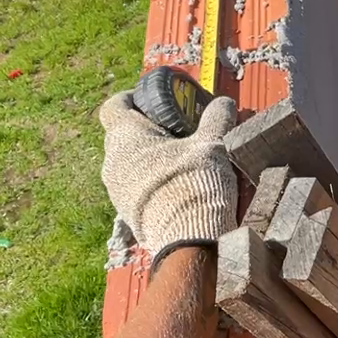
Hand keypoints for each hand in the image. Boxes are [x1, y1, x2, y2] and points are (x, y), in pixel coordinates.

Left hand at [98, 89, 238, 261]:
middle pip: (122, 136)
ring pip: (128, 164)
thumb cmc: (194, 184)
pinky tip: (176, 188)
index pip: (114, 106)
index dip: (129, 98)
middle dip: (146, 131)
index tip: (147, 98)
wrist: (187, 239)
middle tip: (174, 131)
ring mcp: (116, 190)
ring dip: (148, 159)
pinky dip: (151, 183)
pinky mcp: (126, 213)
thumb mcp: (211, 145)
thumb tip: (224, 102)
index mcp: (125, 136)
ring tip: (178, 162)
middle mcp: (112, 161)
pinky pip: (135, 189)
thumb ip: (216, 120)